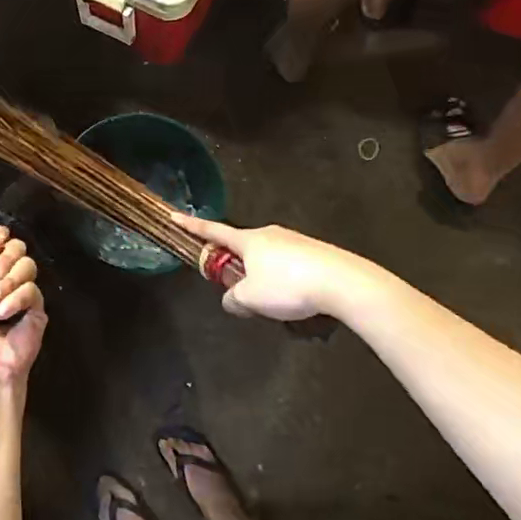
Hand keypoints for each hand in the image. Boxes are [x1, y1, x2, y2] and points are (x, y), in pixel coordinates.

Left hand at [0, 227, 46, 387]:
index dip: (0, 237)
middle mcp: (3, 279)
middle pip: (17, 248)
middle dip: (5, 258)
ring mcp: (22, 293)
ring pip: (28, 266)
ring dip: (9, 282)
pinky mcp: (37, 308)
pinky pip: (33, 289)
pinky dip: (17, 300)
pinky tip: (5, 315)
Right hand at [171, 213, 382, 321]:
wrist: (346, 284)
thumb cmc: (289, 287)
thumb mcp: (250, 300)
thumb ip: (233, 299)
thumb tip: (233, 300)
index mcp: (249, 240)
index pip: (213, 231)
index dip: (192, 226)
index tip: (174, 216)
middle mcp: (270, 234)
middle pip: (243, 248)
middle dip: (236, 266)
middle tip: (239, 289)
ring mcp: (296, 241)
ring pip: (268, 260)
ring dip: (263, 278)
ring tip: (275, 303)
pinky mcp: (317, 253)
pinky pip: (290, 266)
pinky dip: (286, 281)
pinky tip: (297, 300)